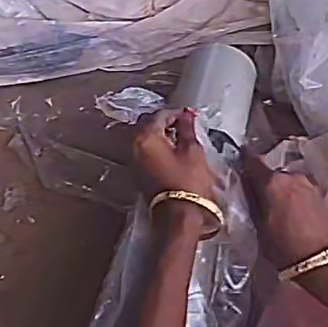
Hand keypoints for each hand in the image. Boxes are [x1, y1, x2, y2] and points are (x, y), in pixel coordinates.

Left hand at [133, 108, 219, 230]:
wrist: (180, 214)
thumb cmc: (188, 181)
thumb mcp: (192, 150)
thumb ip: (187, 128)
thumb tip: (187, 114)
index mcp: (146, 138)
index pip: (160, 115)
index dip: (176, 113)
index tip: (190, 116)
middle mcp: (135, 147)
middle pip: (149, 125)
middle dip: (167, 122)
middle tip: (186, 124)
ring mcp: (135, 160)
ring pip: (147, 138)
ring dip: (162, 134)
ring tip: (181, 137)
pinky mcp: (139, 172)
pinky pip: (147, 150)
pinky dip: (159, 146)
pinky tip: (173, 150)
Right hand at [241, 149, 327, 268]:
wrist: (320, 259)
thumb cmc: (283, 245)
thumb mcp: (259, 225)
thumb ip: (252, 199)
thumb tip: (246, 181)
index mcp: (273, 182)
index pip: (254, 162)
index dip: (245, 159)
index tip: (240, 155)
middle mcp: (292, 176)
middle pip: (273, 174)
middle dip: (265, 182)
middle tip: (259, 196)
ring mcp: (309, 183)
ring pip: (288, 181)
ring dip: (282, 189)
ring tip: (277, 207)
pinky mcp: (321, 194)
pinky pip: (301, 189)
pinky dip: (294, 195)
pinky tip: (292, 210)